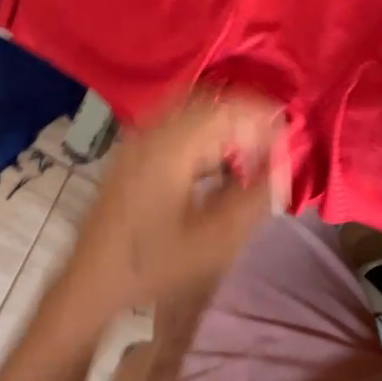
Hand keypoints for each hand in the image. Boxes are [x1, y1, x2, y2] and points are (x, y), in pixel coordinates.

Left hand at [50, 93, 289, 330]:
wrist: (93, 278)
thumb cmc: (153, 264)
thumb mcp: (213, 241)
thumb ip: (252, 200)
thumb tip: (282, 169)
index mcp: (171, 146)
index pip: (226, 108)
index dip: (262, 116)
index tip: (288, 138)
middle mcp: (152, 130)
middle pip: (208, 101)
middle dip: (245, 115)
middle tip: (273, 142)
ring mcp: (138, 138)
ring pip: (191, 109)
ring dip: (224, 122)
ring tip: (251, 150)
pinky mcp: (132, 151)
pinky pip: (175, 123)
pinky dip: (203, 131)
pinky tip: (218, 161)